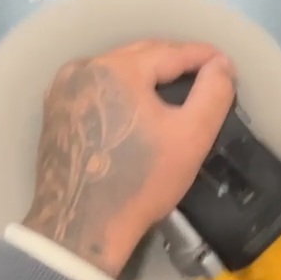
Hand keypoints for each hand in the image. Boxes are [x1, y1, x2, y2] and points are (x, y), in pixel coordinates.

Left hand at [23, 39, 236, 276]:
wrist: (79, 227)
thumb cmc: (140, 181)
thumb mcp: (191, 137)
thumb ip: (213, 93)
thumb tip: (221, 63)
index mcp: (116, 68)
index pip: (171, 52)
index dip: (203, 56)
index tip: (226, 64)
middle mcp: (84, 68)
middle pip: (142, 55)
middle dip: (176, 61)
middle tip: (205, 74)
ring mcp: (64, 88)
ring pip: (118, 69)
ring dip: (148, 74)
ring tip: (176, 87)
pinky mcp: (55, 109)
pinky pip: (99, 87)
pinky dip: (123, 89)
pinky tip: (138, 105)